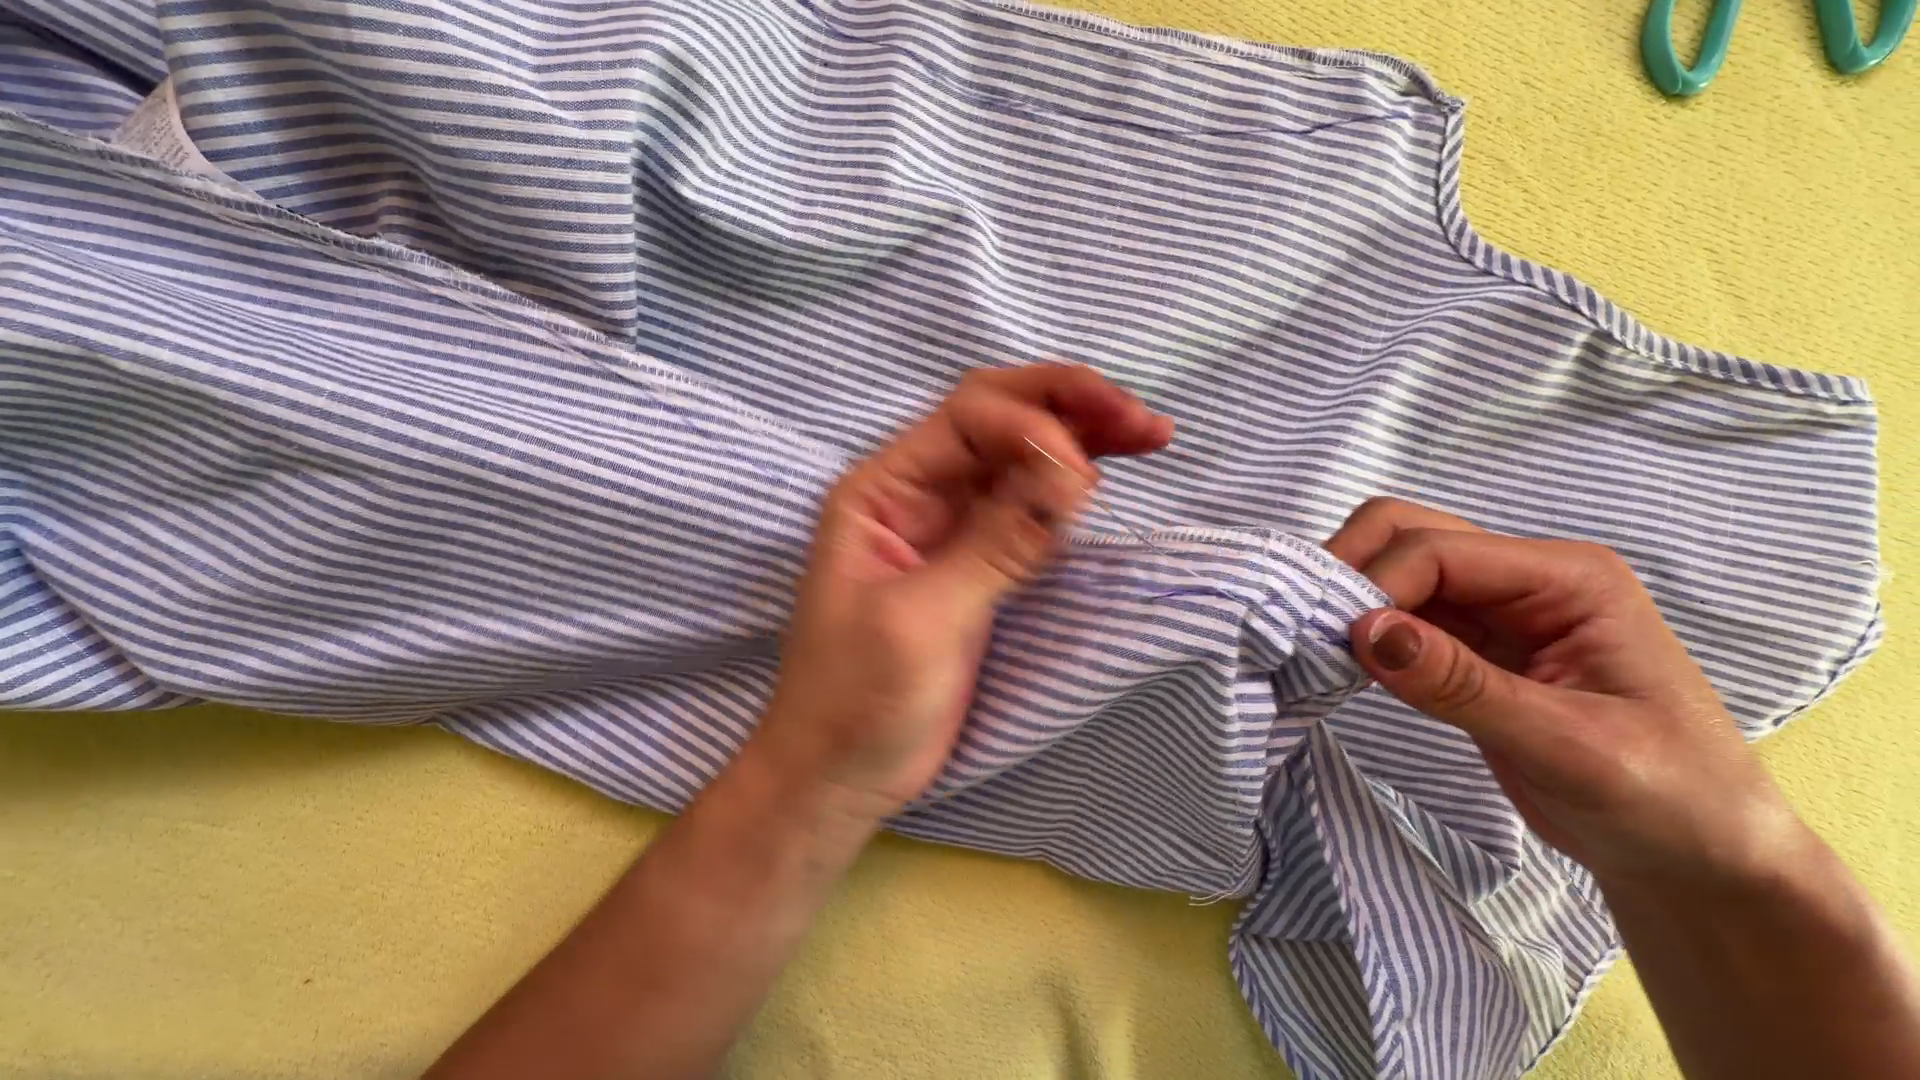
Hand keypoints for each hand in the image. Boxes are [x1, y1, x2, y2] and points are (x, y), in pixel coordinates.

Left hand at [753, 365, 1173, 821]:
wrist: (840, 771)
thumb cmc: (856, 700)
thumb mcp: (922, 620)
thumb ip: (994, 545)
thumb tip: (1071, 473)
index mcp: (881, 490)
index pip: (967, 418)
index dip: (1033, 429)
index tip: (1083, 481)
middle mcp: (915, 493)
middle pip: (998, 420)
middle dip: (1070, 409)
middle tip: (1145, 423)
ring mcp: (947, 527)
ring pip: (1019, 458)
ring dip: (1080, 438)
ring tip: (1149, 435)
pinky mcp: (976, 563)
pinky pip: (1026, 507)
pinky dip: (1067, 489)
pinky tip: (1106, 475)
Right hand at [1327, 498, 1808, 892]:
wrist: (1695, 857)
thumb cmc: (1665, 799)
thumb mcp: (1568, 745)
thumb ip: (1460, 685)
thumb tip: (1361, 632)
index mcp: (1568, 578)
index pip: (1439, 551)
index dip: (1379, 586)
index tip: (1339, 645)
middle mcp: (1526, 578)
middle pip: (1410, 533)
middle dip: (1353, 567)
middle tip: (1311, 625)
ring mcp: (1496, 611)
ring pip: (1396, 569)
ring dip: (1351, 596)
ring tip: (1319, 645)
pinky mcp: (1470, 648)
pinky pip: (1400, 616)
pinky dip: (1363, 631)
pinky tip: (1344, 663)